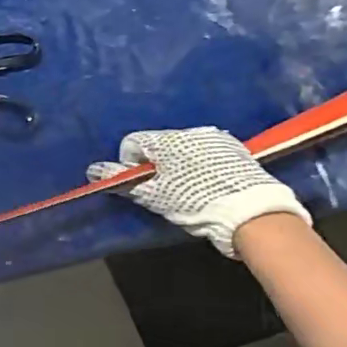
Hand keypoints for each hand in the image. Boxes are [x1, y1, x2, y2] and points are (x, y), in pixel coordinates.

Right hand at [87, 126, 311, 257]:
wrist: (254, 213)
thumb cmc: (193, 201)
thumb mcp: (151, 194)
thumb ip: (120, 179)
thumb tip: (93, 170)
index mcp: (166, 140)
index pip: (132, 143)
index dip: (130, 164)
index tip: (141, 183)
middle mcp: (191, 133)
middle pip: (158, 145)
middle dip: (155, 163)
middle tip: (163, 188)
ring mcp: (217, 140)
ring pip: (182, 149)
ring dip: (178, 164)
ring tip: (187, 187)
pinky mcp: (238, 150)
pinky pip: (205, 153)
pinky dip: (200, 165)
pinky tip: (207, 184)